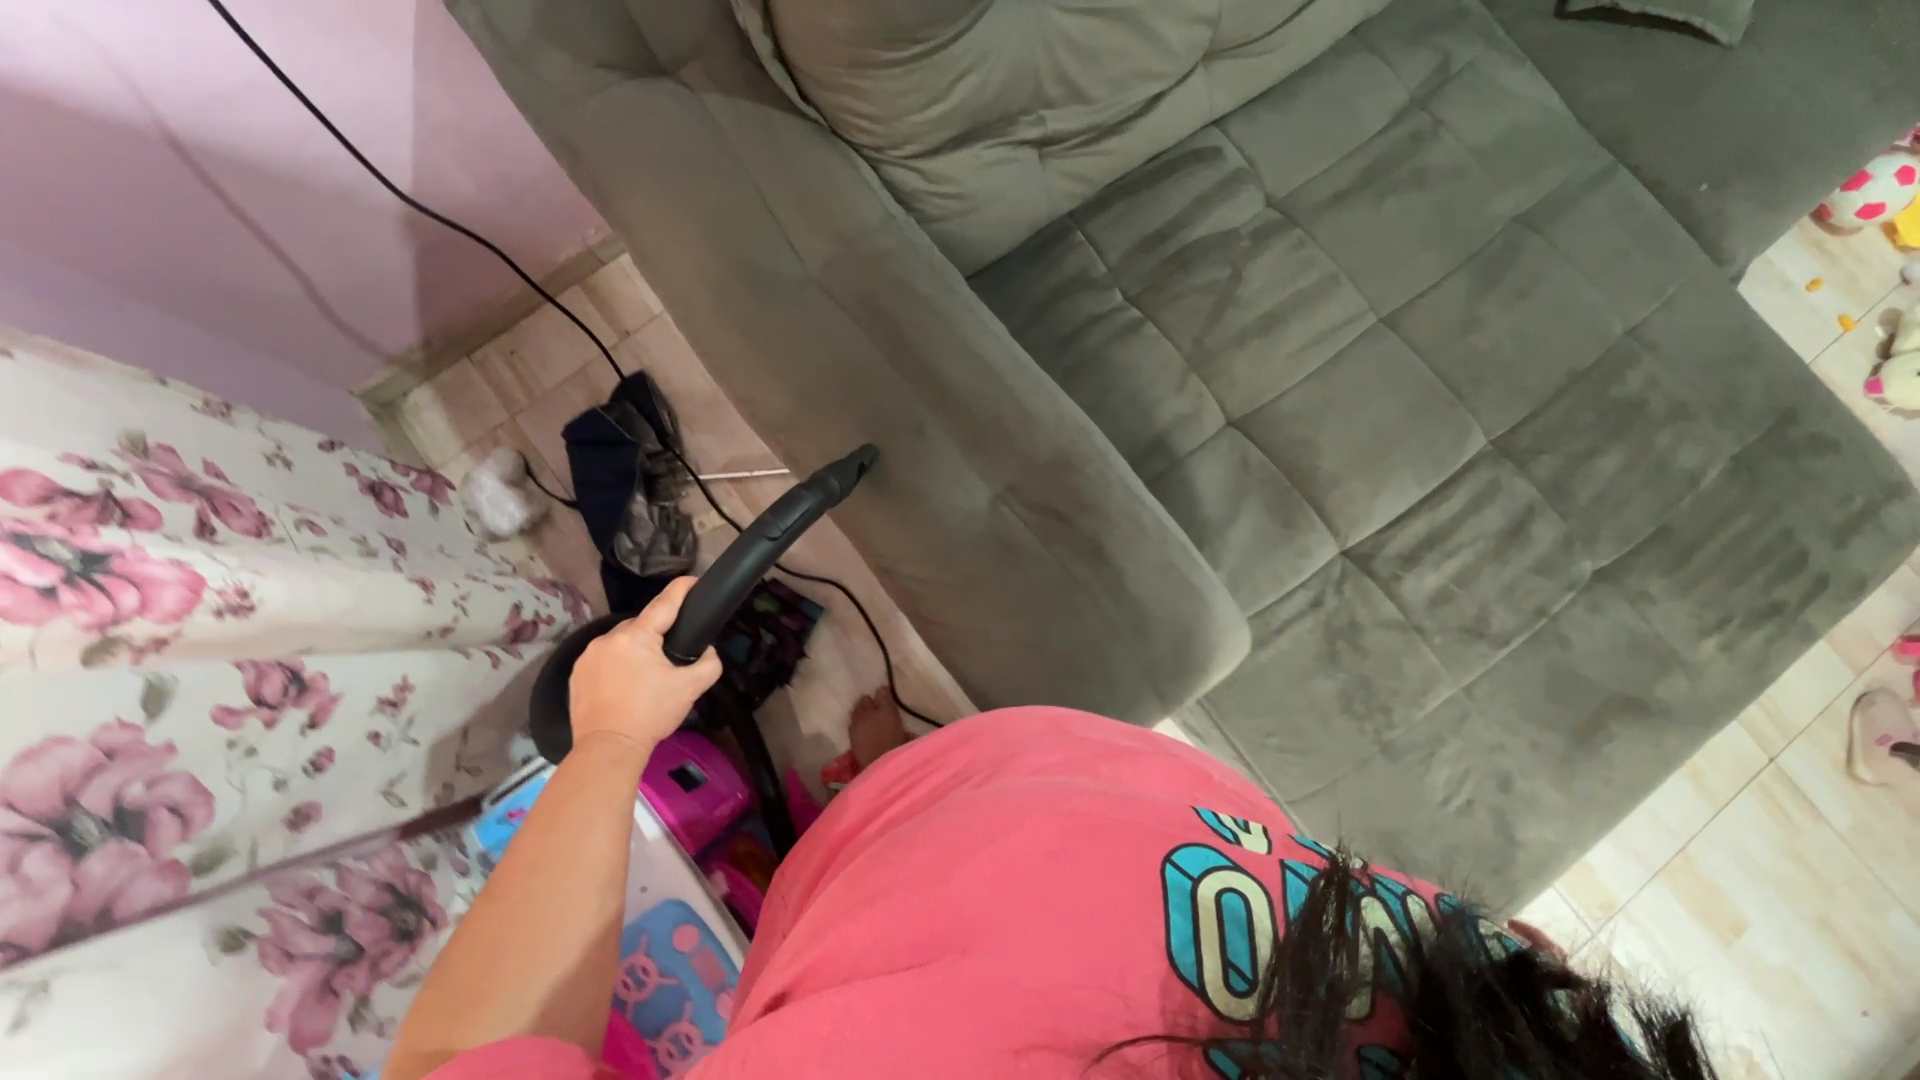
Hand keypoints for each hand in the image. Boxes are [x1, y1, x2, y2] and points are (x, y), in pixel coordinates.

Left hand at [568, 577, 722, 755]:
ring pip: (620, 643)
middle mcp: (608, 639)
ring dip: (634, 650)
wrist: (609, 747)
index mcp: (636, 637)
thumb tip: (707, 651)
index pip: (664, 604)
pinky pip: (603, 659)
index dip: (681, 589)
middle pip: (641, 626)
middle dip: (656, 634)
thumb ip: (708, 663)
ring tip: (646, 675)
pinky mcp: (576, 673)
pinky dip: (616, 665)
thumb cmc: (650, 714)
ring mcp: (587, 656)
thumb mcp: (690, 688)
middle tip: (671, 656)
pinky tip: (625, 685)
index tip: (693, 580)